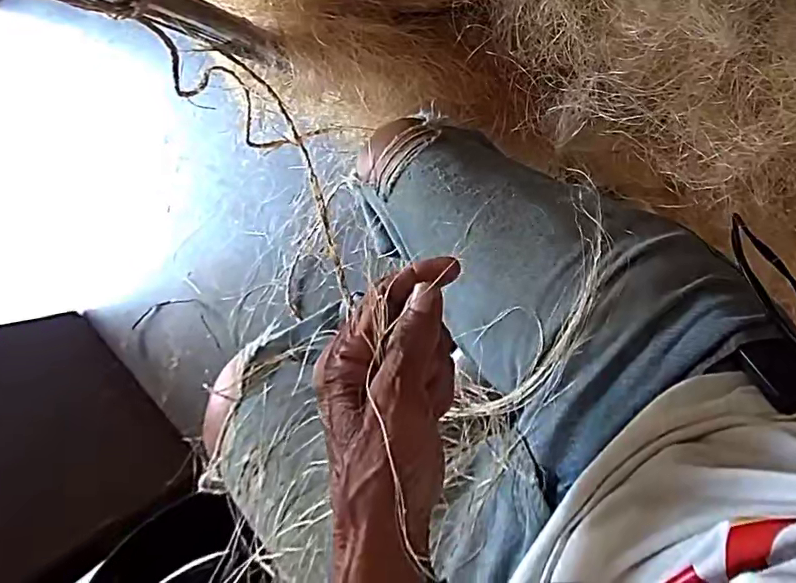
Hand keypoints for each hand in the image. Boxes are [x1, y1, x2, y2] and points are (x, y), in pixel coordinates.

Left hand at [317, 257, 460, 579]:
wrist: (392, 528)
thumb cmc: (381, 472)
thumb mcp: (396, 399)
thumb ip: (410, 341)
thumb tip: (425, 290)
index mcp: (344, 357)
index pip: (381, 298)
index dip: (416, 277)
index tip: (450, 268)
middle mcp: (360, 362)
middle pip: (408, 319)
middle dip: (428, 341)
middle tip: (427, 375)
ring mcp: (383, 379)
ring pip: (426, 342)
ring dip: (435, 368)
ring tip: (426, 402)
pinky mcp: (403, 394)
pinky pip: (433, 367)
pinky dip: (439, 385)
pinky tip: (431, 410)